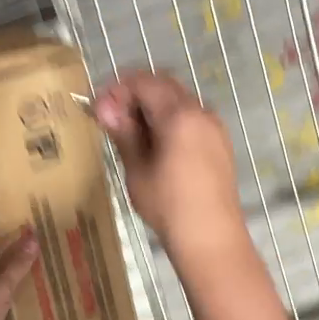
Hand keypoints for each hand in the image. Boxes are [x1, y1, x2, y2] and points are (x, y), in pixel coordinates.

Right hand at [94, 72, 247, 258]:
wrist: (210, 237)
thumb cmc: (167, 204)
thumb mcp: (137, 168)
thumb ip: (124, 132)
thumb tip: (105, 107)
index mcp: (179, 115)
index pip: (144, 83)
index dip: (117, 89)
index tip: (99, 108)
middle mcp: (200, 112)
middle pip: (164, 85)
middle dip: (135, 93)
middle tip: (111, 116)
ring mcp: (214, 126)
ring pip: (179, 99)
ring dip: (152, 105)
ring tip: (130, 132)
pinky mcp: (219, 142)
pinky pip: (191, 116)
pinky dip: (170, 118)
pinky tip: (155, 143)